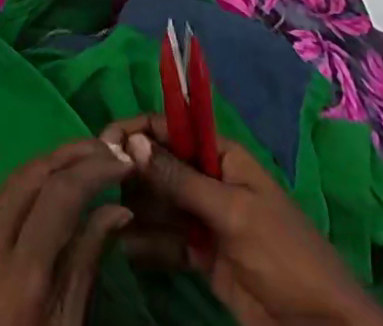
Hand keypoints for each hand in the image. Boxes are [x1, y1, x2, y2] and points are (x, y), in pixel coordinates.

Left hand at [0, 140, 134, 325]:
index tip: (123, 162)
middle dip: (71, 155)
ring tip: (84, 159)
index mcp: (17, 284)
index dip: (93, 170)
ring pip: (6, 184)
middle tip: (107, 150)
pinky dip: (24, 188)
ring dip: (48, 165)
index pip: (57, 197)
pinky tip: (48, 187)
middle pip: (28, 177)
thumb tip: (117, 208)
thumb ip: (85, 264)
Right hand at [100, 116, 382, 325]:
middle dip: (131, 172)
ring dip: (134, 209)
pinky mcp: (201, 255)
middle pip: (160, 165)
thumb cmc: (284, 255)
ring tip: (107, 219)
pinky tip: (124, 247)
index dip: (137, 130)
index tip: (104, 142)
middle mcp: (210, 180)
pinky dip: (146, 243)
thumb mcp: (232, 212)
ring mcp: (205, 219)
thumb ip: (181, 178)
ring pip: (158, 203)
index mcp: (223, 157)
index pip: (172, 128)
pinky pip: (166, 241)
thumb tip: (133, 141)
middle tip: (99, 185)